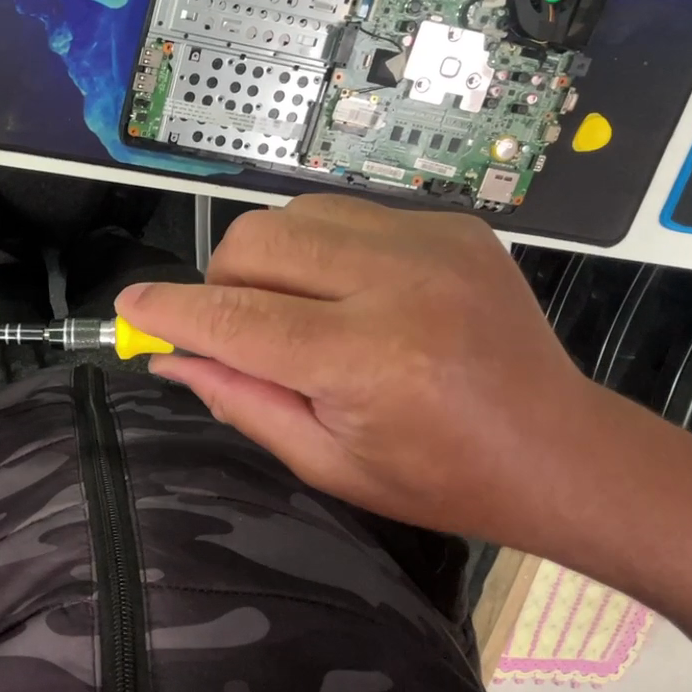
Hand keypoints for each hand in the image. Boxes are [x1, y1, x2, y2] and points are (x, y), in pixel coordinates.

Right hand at [115, 193, 603, 540]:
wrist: (562, 450)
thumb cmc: (439, 478)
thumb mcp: (326, 461)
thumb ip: (240, 401)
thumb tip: (170, 357)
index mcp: (367, 359)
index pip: (237, 320)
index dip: (171, 311)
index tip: (128, 307)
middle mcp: (397, 284)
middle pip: (256, 244)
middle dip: (222, 282)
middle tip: (240, 328)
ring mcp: (431, 243)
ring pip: (293, 216)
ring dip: (267, 260)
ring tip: (297, 309)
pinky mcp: (451, 224)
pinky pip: (343, 214)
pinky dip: (319, 249)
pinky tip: (350, 292)